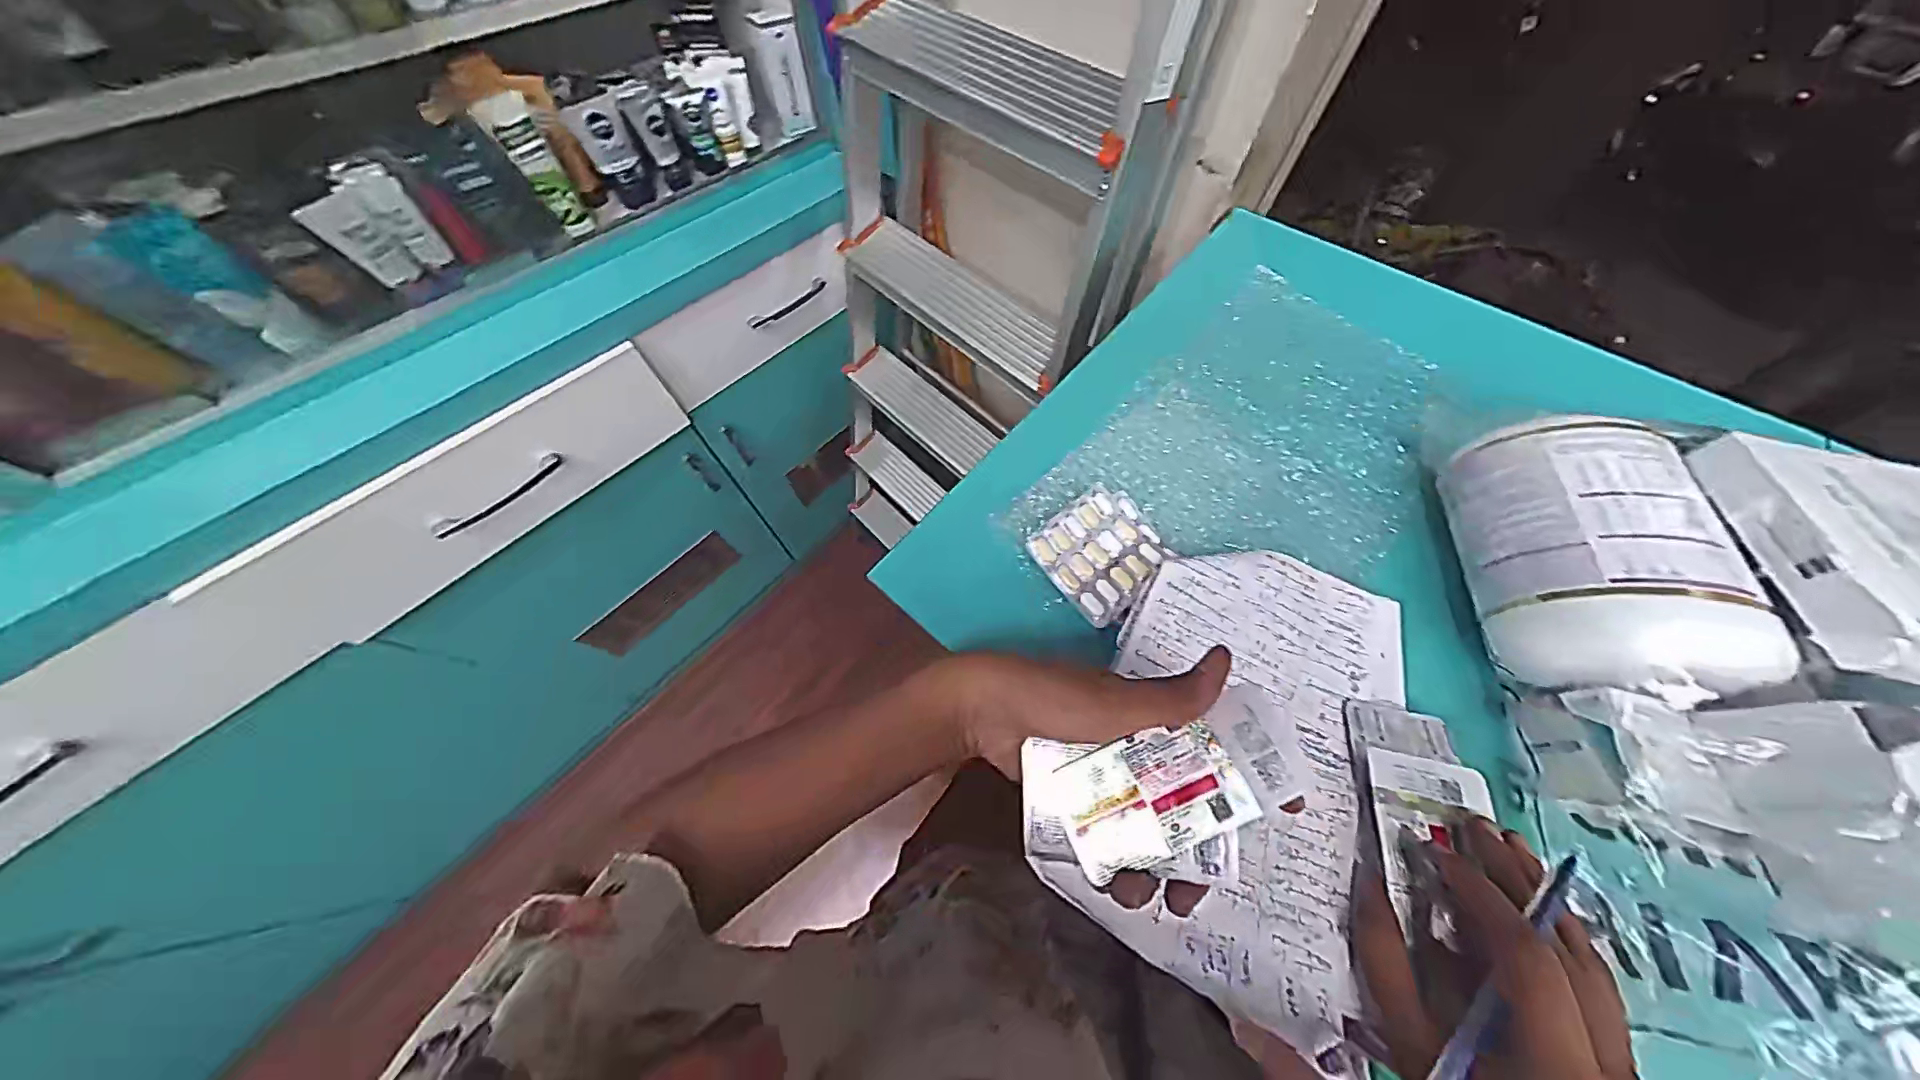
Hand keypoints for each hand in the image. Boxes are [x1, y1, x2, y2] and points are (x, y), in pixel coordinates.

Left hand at [941, 645, 1231, 916]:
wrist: (979, 711)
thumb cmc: (1052, 698)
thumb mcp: (1115, 701)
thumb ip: (1171, 696)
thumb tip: (1224, 659)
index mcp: (1150, 720)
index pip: (1211, 749)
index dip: (1244, 781)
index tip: (1277, 813)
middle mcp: (1132, 749)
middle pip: (1180, 803)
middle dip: (1196, 850)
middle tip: (1196, 894)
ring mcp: (1101, 776)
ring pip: (1142, 827)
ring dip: (1154, 867)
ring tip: (1150, 899)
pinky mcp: (1070, 796)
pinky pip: (1102, 833)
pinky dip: (1112, 860)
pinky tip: (1115, 885)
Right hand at [1354, 817, 1635, 1079]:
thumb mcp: (1408, 1038)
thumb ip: (1387, 963)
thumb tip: (1369, 882)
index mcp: (1552, 1052)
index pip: (1521, 948)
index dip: (1478, 889)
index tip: (1437, 852)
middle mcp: (1602, 1050)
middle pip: (1564, 942)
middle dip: (1515, 875)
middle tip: (1476, 827)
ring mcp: (1618, 1051)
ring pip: (1587, 956)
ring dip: (1543, 894)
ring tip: (1509, 847)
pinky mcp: (1612, 1047)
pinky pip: (1592, 974)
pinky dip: (1559, 927)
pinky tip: (1535, 900)